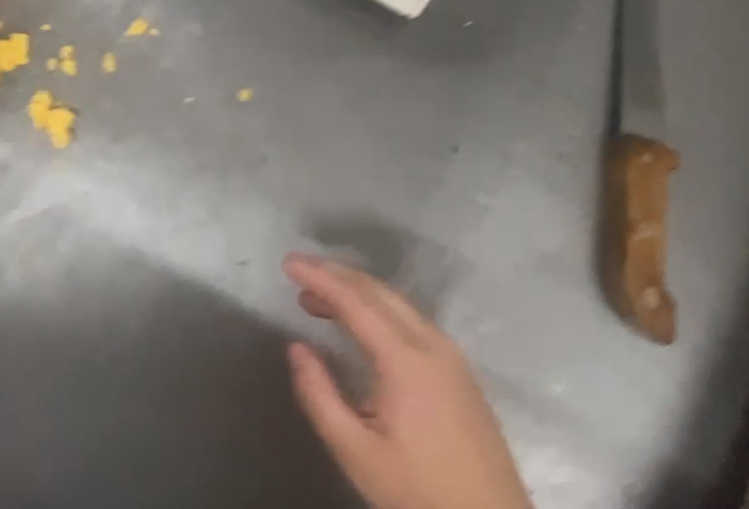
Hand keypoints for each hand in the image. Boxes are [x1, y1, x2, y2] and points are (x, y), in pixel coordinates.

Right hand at [285, 254, 530, 508]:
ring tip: (318, 299)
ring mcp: (452, 357)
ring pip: (398, 305)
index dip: (320, 277)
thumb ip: (319, 395)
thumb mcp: (356, 451)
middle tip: (298, 271)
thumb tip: (297, 347)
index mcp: (407, 359)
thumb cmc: (419, 489)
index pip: (355, 301)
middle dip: (336, 275)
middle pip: (379, 292)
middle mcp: (433, 345)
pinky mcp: (460, 373)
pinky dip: (378, 310)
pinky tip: (361, 326)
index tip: (288, 263)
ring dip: (356, 293)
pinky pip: (412, 321)